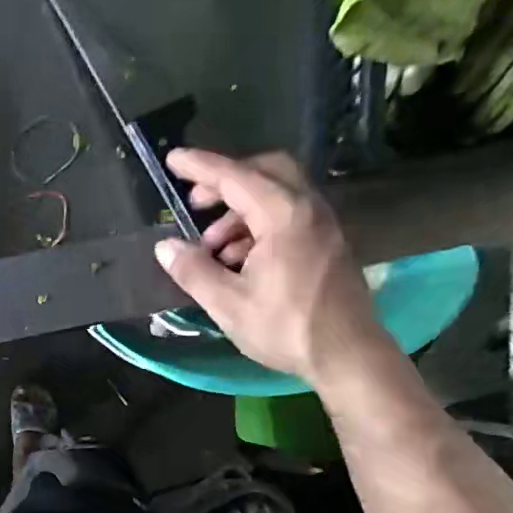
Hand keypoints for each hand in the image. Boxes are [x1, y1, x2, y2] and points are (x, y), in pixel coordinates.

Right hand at [154, 149, 389, 383]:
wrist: (347, 353)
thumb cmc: (287, 328)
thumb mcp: (230, 305)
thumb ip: (194, 271)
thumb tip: (165, 247)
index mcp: (282, 213)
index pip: (234, 176)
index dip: (200, 167)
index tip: (172, 159)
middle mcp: (307, 207)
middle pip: (264, 172)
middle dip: (226, 182)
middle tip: (197, 204)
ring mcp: (322, 225)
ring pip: (277, 197)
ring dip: (241, 212)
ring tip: (213, 250)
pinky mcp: (328, 245)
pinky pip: (290, 218)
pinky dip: (261, 227)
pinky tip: (242, 262)